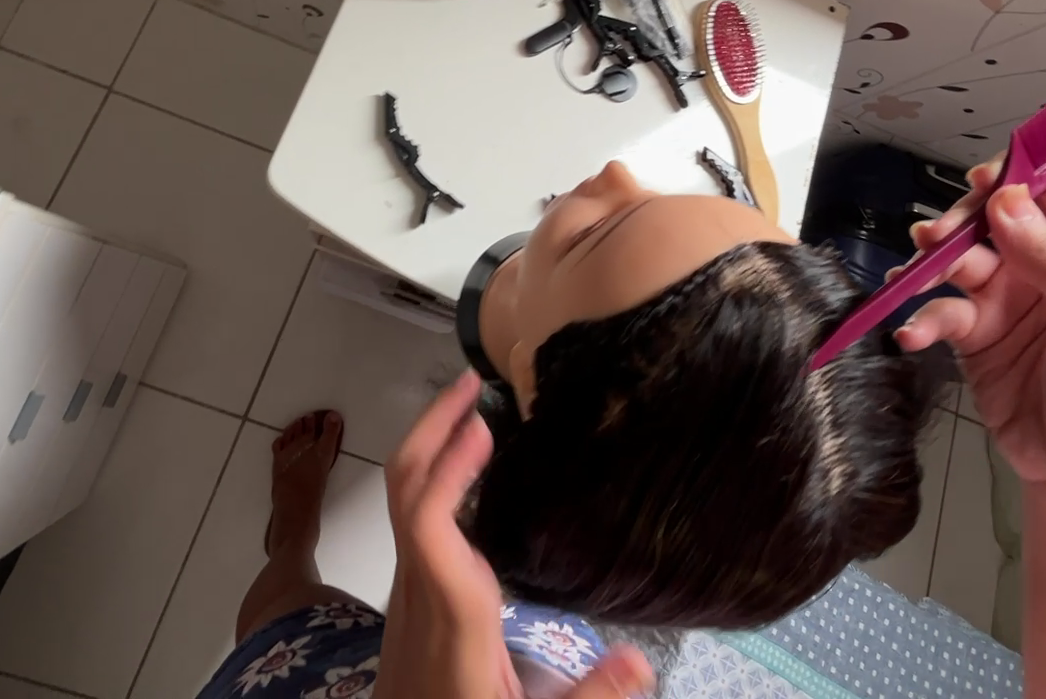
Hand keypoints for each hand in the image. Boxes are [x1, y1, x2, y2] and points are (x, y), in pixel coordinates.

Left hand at [376, 370, 652, 698]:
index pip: (428, 522)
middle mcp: (419, 580)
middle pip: (404, 485)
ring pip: (401, 490)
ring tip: (470, 402)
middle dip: (431, 423)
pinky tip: (464, 457)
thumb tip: (643, 657)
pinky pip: (412, 505)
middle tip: (469, 380)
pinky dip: (433, 465)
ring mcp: (406, 577)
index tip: (482, 423)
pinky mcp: (409, 580)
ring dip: (431, 437)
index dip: (449, 466)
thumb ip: (588, 696)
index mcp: (451, 607)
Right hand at [892, 160, 1045, 505]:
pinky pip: (938, 308)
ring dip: (931, 262)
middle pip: (997, 214)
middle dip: (962, 220)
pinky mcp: (975, 332)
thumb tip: (1006, 200)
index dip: (1025, 171)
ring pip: (959, 256)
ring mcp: (1010, 298)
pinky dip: (919, 316)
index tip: (984, 180)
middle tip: (938, 237)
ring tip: (916, 278)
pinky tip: (913, 334)